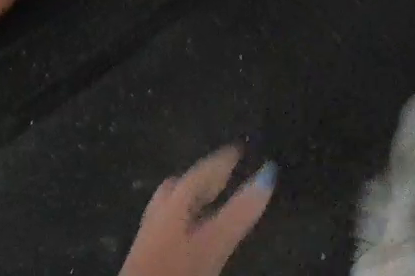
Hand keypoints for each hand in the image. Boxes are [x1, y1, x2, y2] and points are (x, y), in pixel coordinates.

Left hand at [119, 147, 276, 275]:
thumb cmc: (178, 270)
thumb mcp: (214, 240)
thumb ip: (240, 209)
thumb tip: (269, 172)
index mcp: (175, 201)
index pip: (201, 171)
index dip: (222, 159)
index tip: (239, 150)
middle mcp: (160, 213)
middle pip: (181, 187)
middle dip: (204, 178)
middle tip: (226, 173)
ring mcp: (149, 237)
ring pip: (172, 207)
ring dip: (192, 200)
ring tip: (211, 203)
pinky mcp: (145, 259)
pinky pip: (168, 226)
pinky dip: (185, 220)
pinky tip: (193, 235)